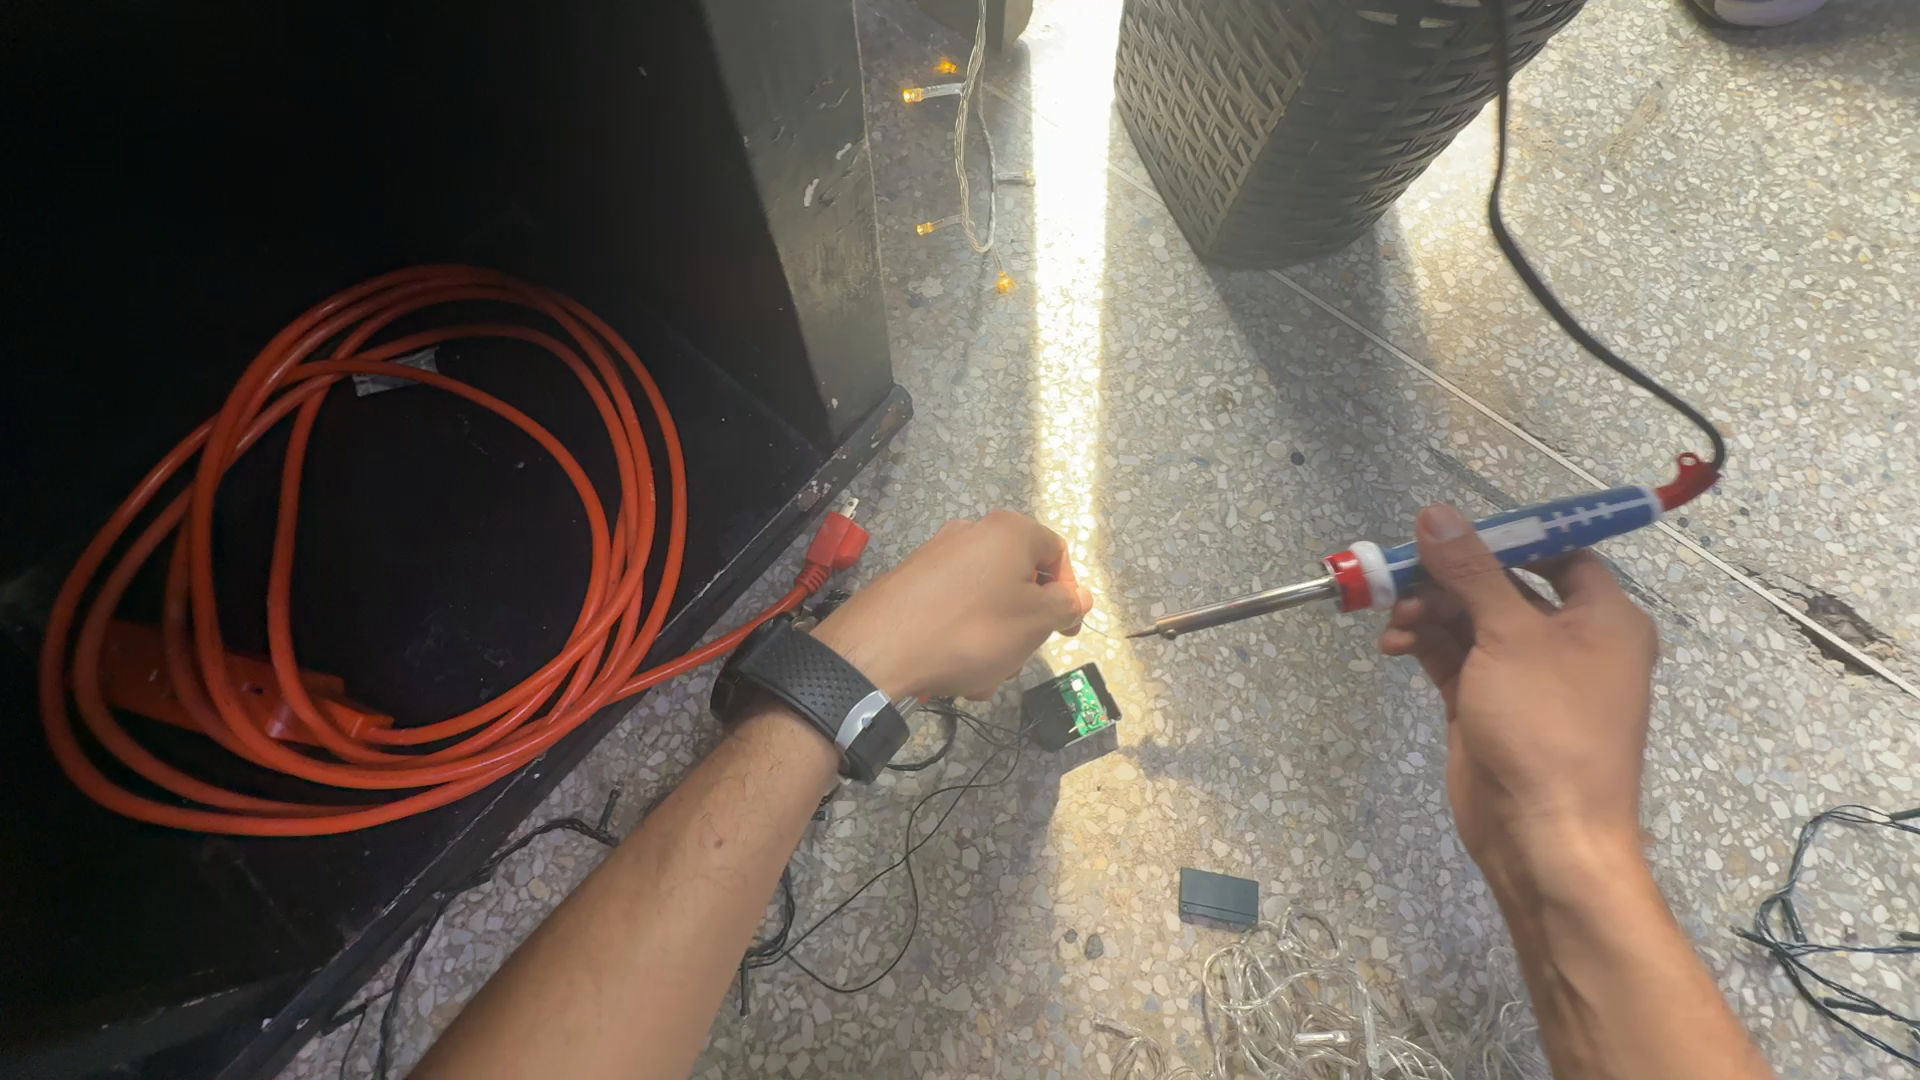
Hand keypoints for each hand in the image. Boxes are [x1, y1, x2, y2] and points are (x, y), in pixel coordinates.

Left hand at [812, 509, 1092, 699]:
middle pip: (1018, 580)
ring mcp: (937, 555)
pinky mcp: (911, 580)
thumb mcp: (1035, 621)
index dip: (1068, 594)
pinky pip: (953, 608)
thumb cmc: (973, 629)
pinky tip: (952, 670)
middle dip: (1023, 625)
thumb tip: (1079, 596)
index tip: (1063, 632)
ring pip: (985, 600)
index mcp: (1009, 530)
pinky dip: (960, 636)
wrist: (881, 648)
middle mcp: (972, 532)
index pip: (1057, 554)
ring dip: (992, 640)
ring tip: (979, 676)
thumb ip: (1065, 605)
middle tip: (1015, 659)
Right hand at [1377, 504, 1657, 885]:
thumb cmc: (1546, 723)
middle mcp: (1563, 638)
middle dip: (1445, 581)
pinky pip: (1447, 653)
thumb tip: (1437, 513)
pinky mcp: (1481, 696)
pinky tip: (1392, 647)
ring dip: (1425, 613)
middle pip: (1496, 585)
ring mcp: (1519, 670)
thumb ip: (1471, 572)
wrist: (1540, 828)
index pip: (1558, 554)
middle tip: (1398, 578)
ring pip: (1464, 619)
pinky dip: (1419, 643)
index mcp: (1599, 617)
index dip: (1507, 538)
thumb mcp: (1510, 636)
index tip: (1450, 532)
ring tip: (1393, 624)